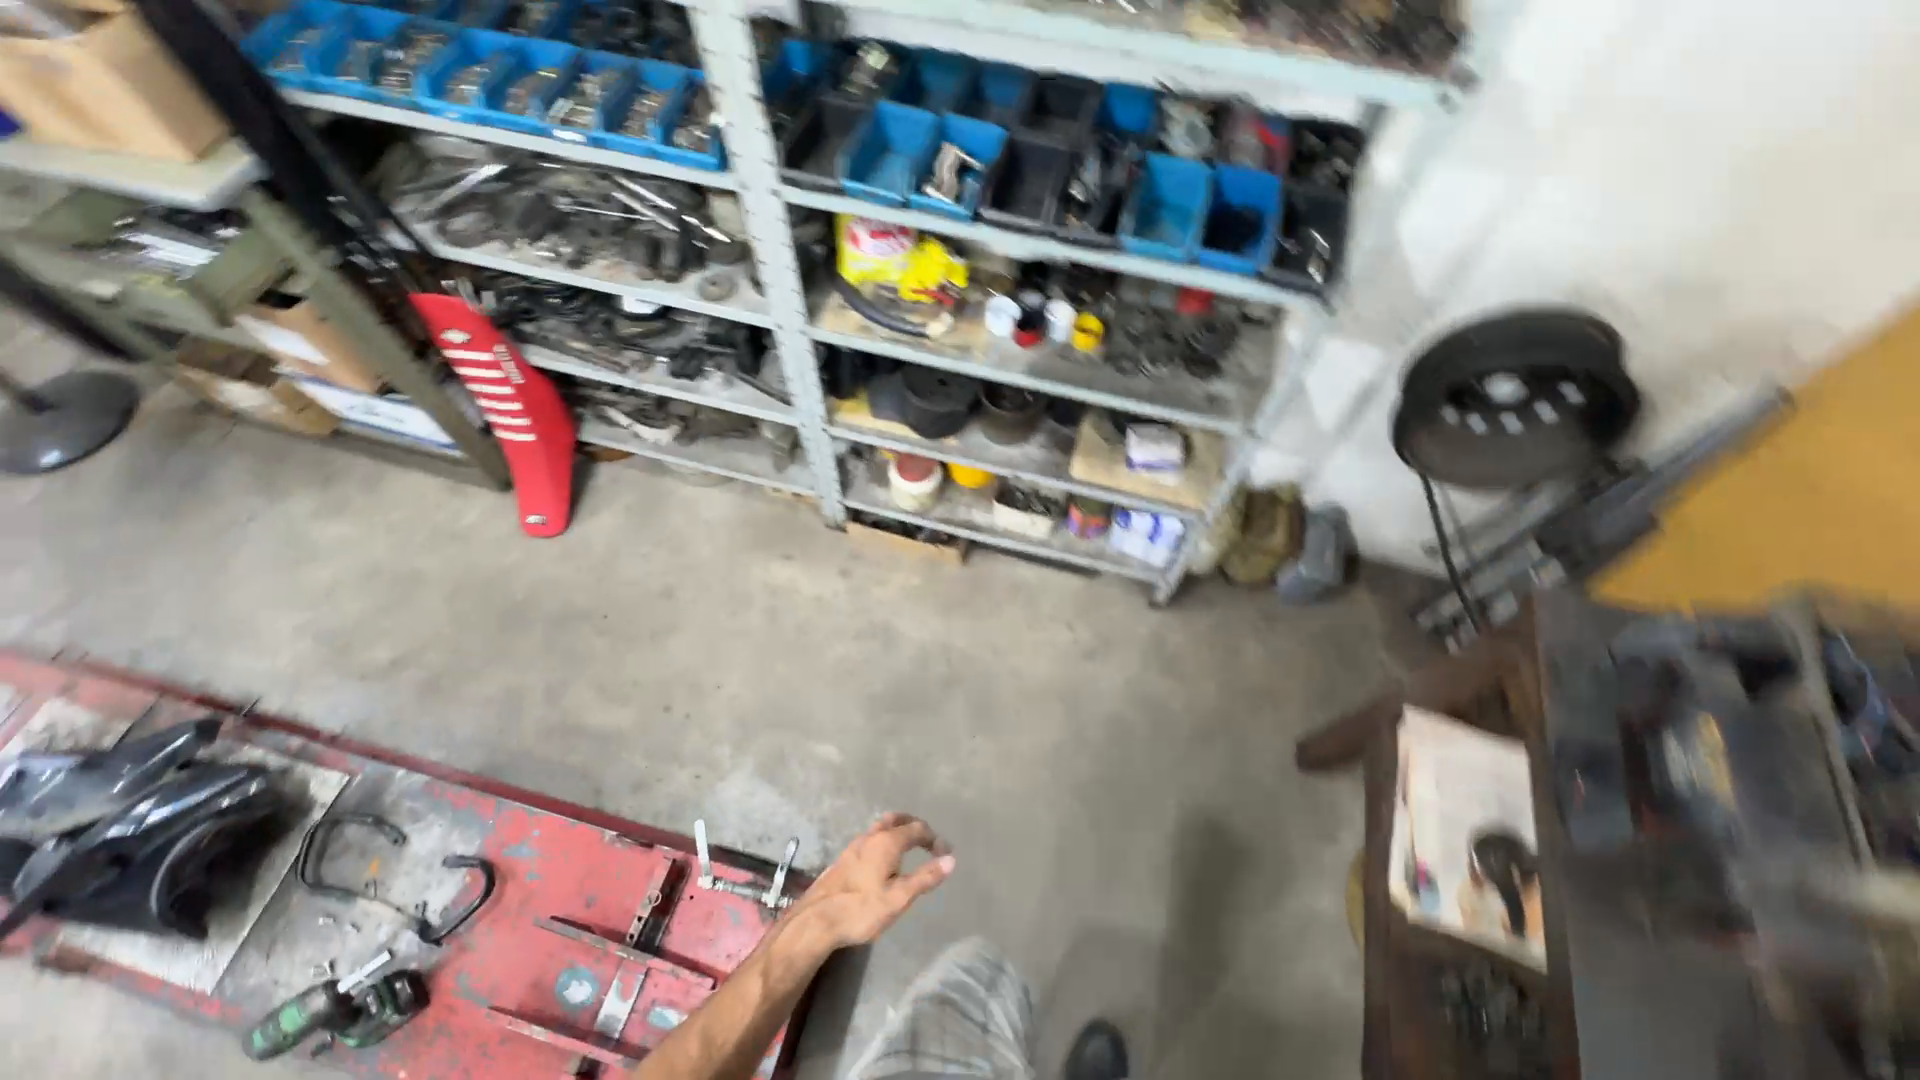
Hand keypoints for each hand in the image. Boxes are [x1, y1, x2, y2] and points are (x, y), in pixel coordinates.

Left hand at [784, 813, 954, 952]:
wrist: (816, 920)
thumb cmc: (861, 909)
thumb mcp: (899, 898)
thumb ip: (925, 878)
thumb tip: (951, 860)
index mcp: (887, 842)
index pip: (917, 829)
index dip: (934, 838)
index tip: (945, 854)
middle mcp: (870, 837)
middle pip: (897, 820)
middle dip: (915, 826)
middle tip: (928, 841)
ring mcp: (854, 846)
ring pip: (880, 827)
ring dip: (898, 831)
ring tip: (908, 848)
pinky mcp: (844, 858)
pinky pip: (870, 838)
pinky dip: (884, 840)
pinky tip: (883, 861)